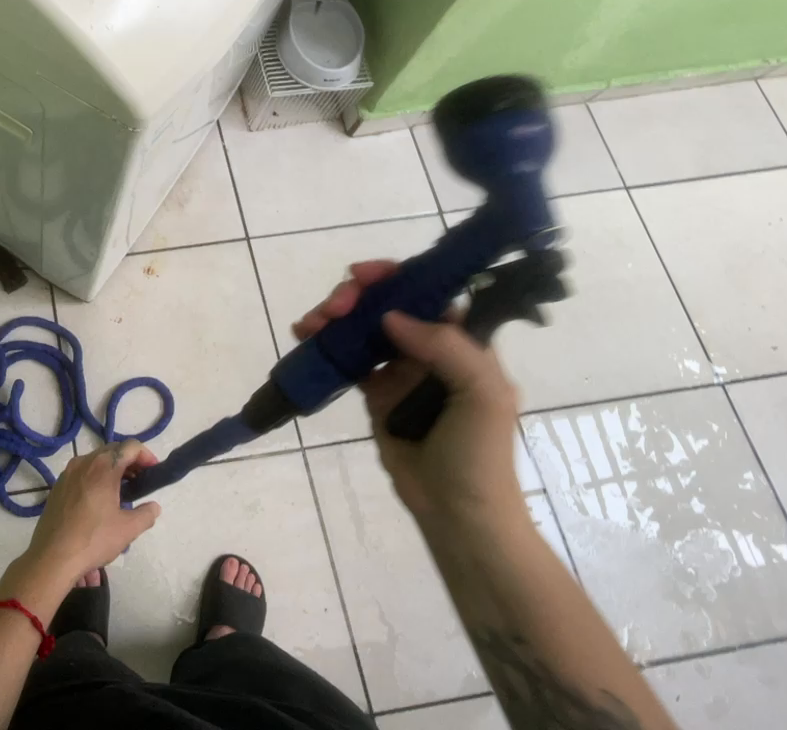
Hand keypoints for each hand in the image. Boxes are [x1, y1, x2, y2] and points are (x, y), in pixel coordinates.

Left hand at [22, 441, 162, 581]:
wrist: (52, 556)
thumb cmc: (93, 539)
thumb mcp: (128, 529)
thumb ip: (146, 514)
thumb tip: (154, 507)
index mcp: (103, 467)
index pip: (130, 447)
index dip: (146, 455)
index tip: (154, 472)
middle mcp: (83, 462)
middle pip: (112, 450)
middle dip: (130, 462)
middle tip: (141, 481)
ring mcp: (67, 473)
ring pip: (96, 460)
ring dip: (113, 469)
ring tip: (123, 492)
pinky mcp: (58, 486)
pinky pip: (82, 472)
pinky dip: (96, 477)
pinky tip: (100, 500)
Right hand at [293, 262, 523, 523]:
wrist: (458, 512)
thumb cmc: (479, 453)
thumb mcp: (482, 394)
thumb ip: (446, 346)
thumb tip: (390, 316)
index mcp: (463, 341)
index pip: (429, 291)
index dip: (397, 275)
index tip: (364, 275)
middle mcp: (430, 348)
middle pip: (388, 303)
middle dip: (356, 295)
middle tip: (333, 308)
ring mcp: (399, 369)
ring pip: (362, 325)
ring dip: (334, 315)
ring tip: (310, 324)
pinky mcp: (375, 392)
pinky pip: (346, 356)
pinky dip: (324, 342)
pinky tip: (304, 336)